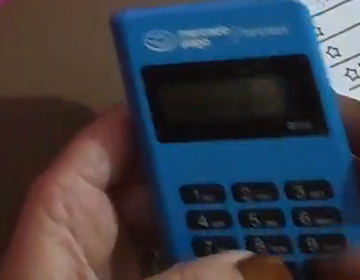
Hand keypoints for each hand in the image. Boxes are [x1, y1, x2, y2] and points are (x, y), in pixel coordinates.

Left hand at [0, 104, 290, 279]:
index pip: (107, 141)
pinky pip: (186, 274)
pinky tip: (275, 265)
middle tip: (286, 163)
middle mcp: (88, 236)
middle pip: (158, 189)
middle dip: (214, 177)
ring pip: (182, 238)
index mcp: (62, 212)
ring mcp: (115, 273)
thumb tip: (254, 263)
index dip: (154, 113)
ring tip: (297, 212)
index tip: (214, 96)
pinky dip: (225, 269)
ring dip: (232, 230)